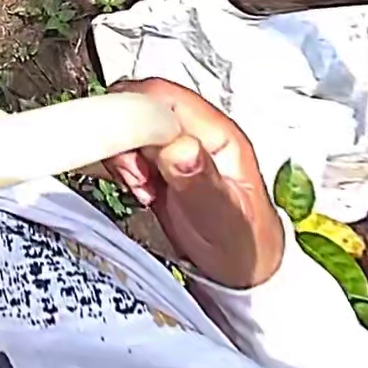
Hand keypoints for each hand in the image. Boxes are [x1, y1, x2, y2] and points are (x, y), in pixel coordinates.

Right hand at [103, 77, 284, 288]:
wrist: (242, 271)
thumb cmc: (244, 247)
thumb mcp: (226, 222)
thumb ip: (202, 184)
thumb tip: (180, 145)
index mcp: (216, 131)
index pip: (162, 96)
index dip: (136, 116)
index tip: (128, 151)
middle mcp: (194, 128)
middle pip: (139, 103)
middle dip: (125, 135)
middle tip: (136, 175)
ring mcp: (175, 141)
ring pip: (129, 121)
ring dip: (123, 153)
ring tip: (142, 185)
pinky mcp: (159, 157)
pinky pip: (127, 144)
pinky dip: (122, 164)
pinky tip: (140, 188)